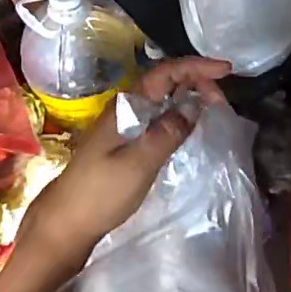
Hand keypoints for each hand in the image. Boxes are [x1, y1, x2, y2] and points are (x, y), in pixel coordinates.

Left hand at [26, 56, 229, 263]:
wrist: (65, 225)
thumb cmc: (100, 193)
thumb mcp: (139, 163)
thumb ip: (167, 132)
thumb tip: (194, 106)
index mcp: (126, 106)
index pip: (166, 73)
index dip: (197, 66)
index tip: (225, 69)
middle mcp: (126, 109)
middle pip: (166, 81)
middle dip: (197, 81)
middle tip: (222, 101)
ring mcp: (125, 125)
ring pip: (164, 99)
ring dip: (190, 96)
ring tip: (215, 109)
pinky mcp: (128, 142)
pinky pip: (160, 116)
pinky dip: (180, 114)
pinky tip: (192, 127)